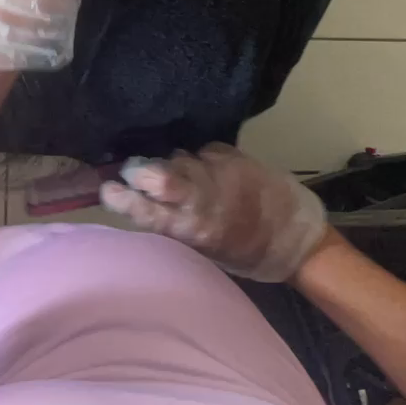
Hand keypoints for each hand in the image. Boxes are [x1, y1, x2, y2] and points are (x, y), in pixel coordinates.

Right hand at [100, 143, 329, 281]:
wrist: (297, 237)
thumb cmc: (247, 254)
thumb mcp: (205, 250)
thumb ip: (175, 224)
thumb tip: (145, 202)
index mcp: (192, 229)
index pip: (146, 210)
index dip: (122, 198)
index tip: (108, 190)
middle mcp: (202, 198)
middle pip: (159, 174)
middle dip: (141, 170)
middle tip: (135, 171)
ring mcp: (219, 172)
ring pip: (178, 158)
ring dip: (173, 165)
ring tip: (180, 175)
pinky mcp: (235, 155)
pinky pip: (204, 150)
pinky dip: (202, 159)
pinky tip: (210, 170)